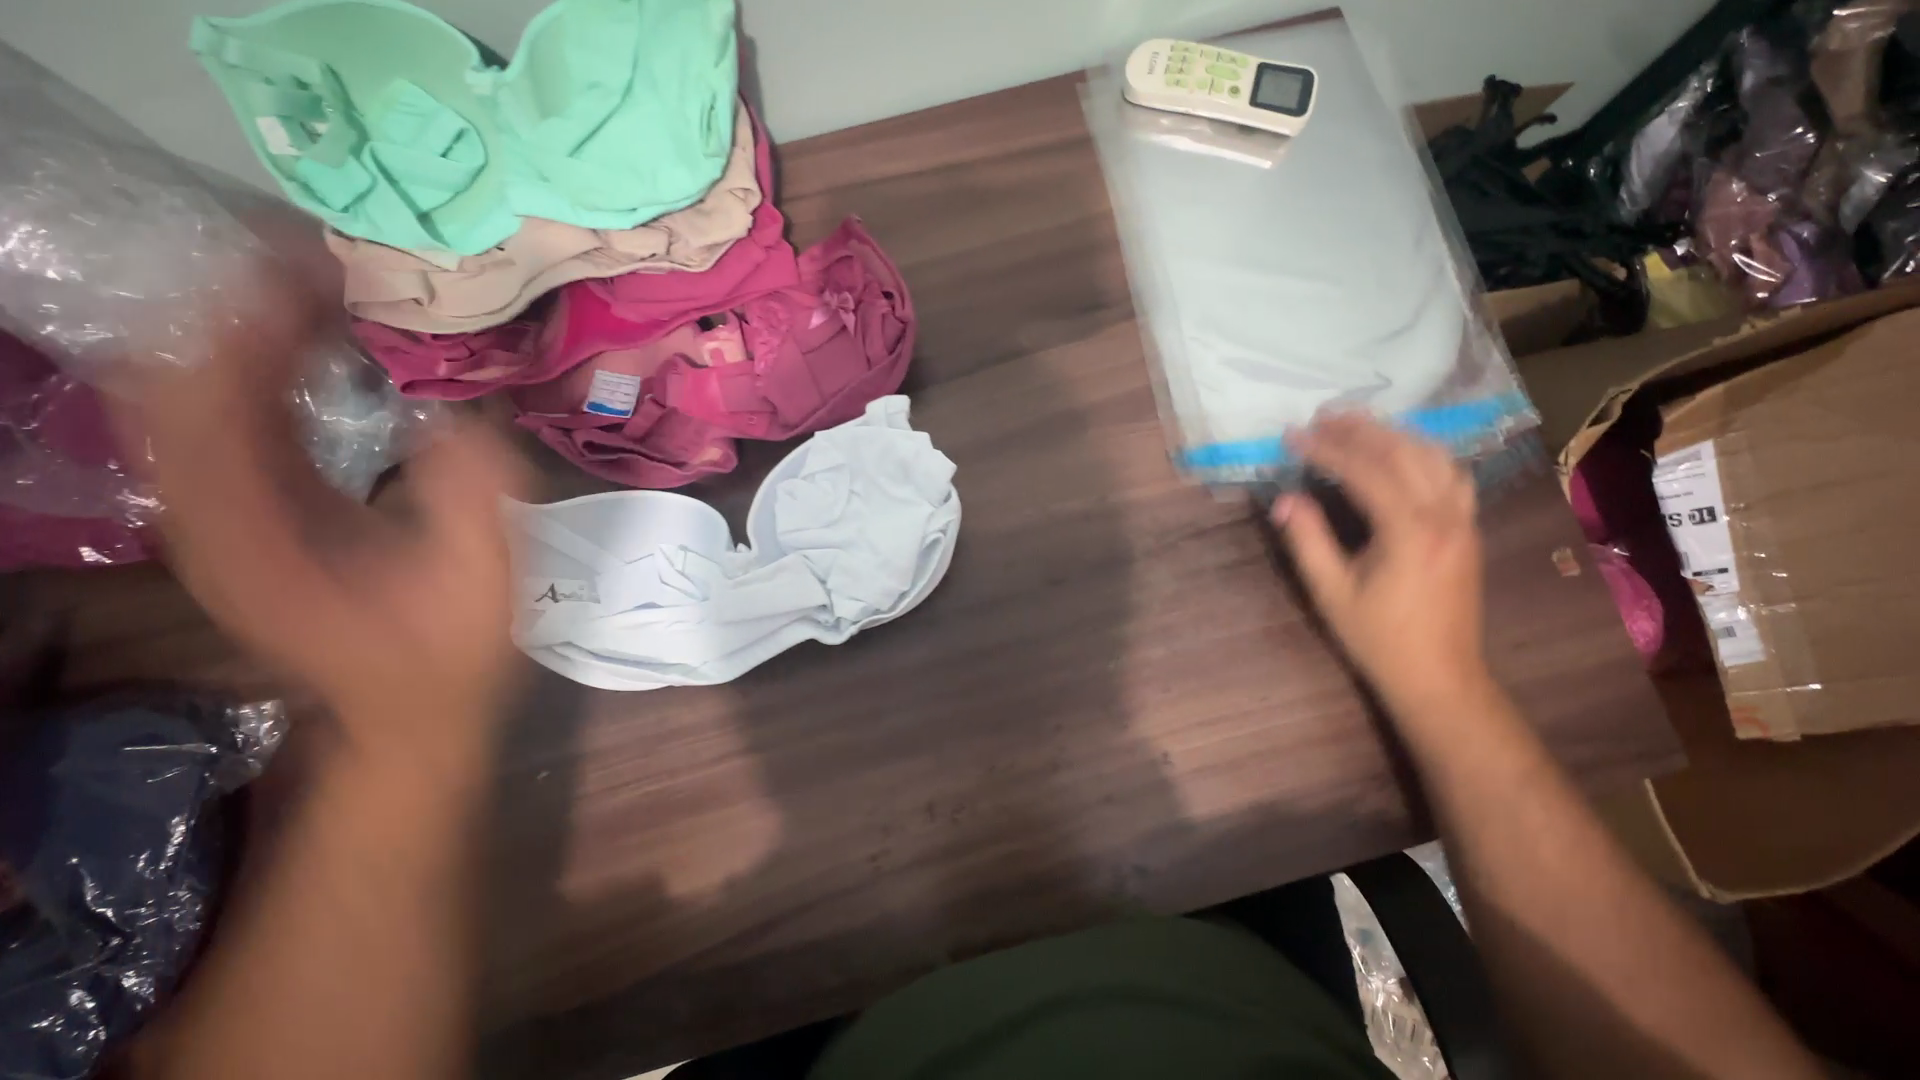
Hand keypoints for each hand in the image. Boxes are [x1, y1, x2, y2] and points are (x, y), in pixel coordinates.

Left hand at [114, 275, 529, 760]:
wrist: (404, 712)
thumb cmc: (446, 654)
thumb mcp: (480, 581)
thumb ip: (472, 496)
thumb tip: (463, 411)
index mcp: (257, 534)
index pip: (212, 399)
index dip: (252, 321)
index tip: (316, 268)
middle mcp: (206, 517)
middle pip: (180, 377)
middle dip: (242, 305)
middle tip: (321, 262)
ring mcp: (210, 513)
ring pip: (184, 388)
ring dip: (239, 327)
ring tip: (312, 284)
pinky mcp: (232, 510)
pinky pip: (211, 412)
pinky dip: (245, 362)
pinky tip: (299, 340)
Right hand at [1272, 413, 1490, 712]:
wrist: (1439, 677)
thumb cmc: (1380, 640)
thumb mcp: (1332, 593)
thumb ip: (1308, 541)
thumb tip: (1285, 500)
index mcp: (1409, 531)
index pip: (1365, 471)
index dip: (1327, 449)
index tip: (1293, 436)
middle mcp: (1444, 515)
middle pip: (1403, 452)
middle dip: (1360, 429)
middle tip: (1322, 417)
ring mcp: (1464, 520)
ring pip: (1434, 456)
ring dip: (1394, 434)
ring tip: (1356, 426)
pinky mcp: (1469, 529)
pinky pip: (1452, 474)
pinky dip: (1423, 454)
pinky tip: (1401, 454)